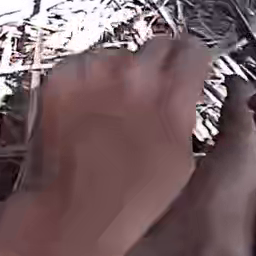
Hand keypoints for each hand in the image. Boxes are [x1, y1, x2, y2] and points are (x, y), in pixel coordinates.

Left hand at [3, 37, 211, 255]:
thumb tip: (184, 86)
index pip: (193, 50)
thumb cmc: (130, 199)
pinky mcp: (63, 75)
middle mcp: (134, 74)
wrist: (68, 213)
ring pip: (117, 54)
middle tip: (149, 86)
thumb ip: (184, 111)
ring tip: (110, 106)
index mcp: (170, 97)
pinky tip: (84, 108)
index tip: (187, 66)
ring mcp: (95, 71)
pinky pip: (84, 65)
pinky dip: (88, 80)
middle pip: (157, 43)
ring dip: (119, 72)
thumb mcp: (180, 159)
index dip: (192, 59)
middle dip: (159, 62)